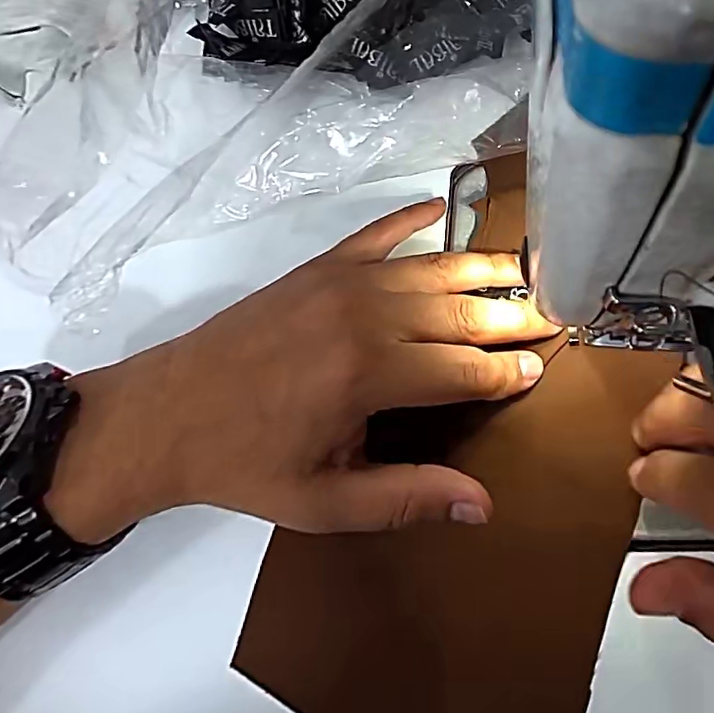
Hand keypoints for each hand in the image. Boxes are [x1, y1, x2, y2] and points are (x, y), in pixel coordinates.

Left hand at [53, 200, 558, 538]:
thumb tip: (482, 505)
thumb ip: (406, 498)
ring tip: (522, 269)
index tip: (537, 369)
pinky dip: (412, 218)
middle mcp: (366, 316)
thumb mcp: (323, 502)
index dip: (505, 372)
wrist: (164, 413)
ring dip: (482, 267)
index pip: (463, 369)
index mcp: (369, 376)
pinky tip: (441, 207)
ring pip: (433, 269)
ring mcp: (343, 281)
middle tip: (549, 314)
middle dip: (510, 316)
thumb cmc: (247, 463)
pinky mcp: (321, 265)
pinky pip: (378, 233)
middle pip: (459, 311)